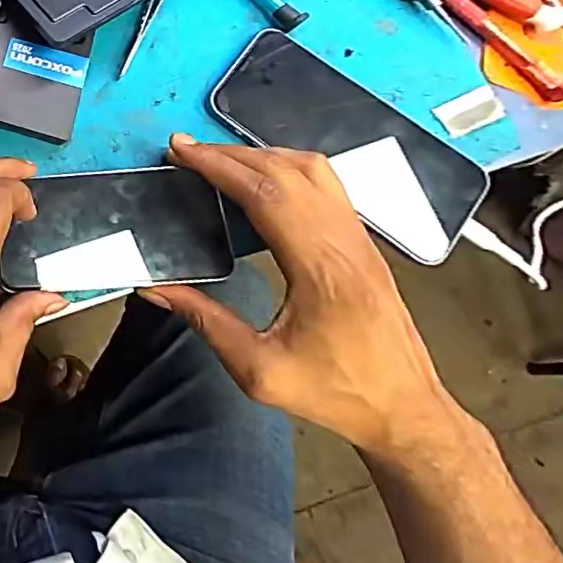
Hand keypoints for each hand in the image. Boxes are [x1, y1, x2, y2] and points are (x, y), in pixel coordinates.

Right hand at [140, 135, 469, 456]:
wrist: (408, 413)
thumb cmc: (337, 394)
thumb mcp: (259, 370)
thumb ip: (204, 321)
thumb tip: (154, 287)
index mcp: (320, 269)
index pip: (266, 193)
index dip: (218, 165)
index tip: (181, 151)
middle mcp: (344, 241)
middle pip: (284, 171)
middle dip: (229, 153)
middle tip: (186, 149)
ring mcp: (359, 238)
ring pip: (310, 169)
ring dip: (259, 154)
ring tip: (218, 158)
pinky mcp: (362, 241)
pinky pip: (324, 183)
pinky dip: (284, 166)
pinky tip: (261, 176)